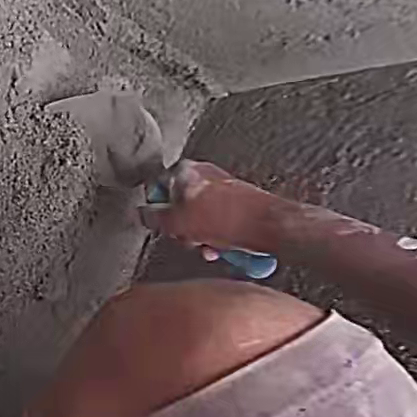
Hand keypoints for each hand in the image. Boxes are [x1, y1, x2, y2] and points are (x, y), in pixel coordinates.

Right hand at [141, 161, 285, 254]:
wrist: (274, 227)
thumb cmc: (231, 220)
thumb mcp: (176, 222)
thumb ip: (152, 217)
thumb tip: (142, 214)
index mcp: (185, 170)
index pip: (154, 188)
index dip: (155, 211)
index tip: (160, 224)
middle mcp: (204, 173)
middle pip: (177, 204)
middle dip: (181, 227)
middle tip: (186, 238)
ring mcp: (224, 186)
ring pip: (198, 214)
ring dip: (199, 235)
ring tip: (208, 247)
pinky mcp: (240, 201)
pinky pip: (218, 219)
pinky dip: (216, 234)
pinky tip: (222, 246)